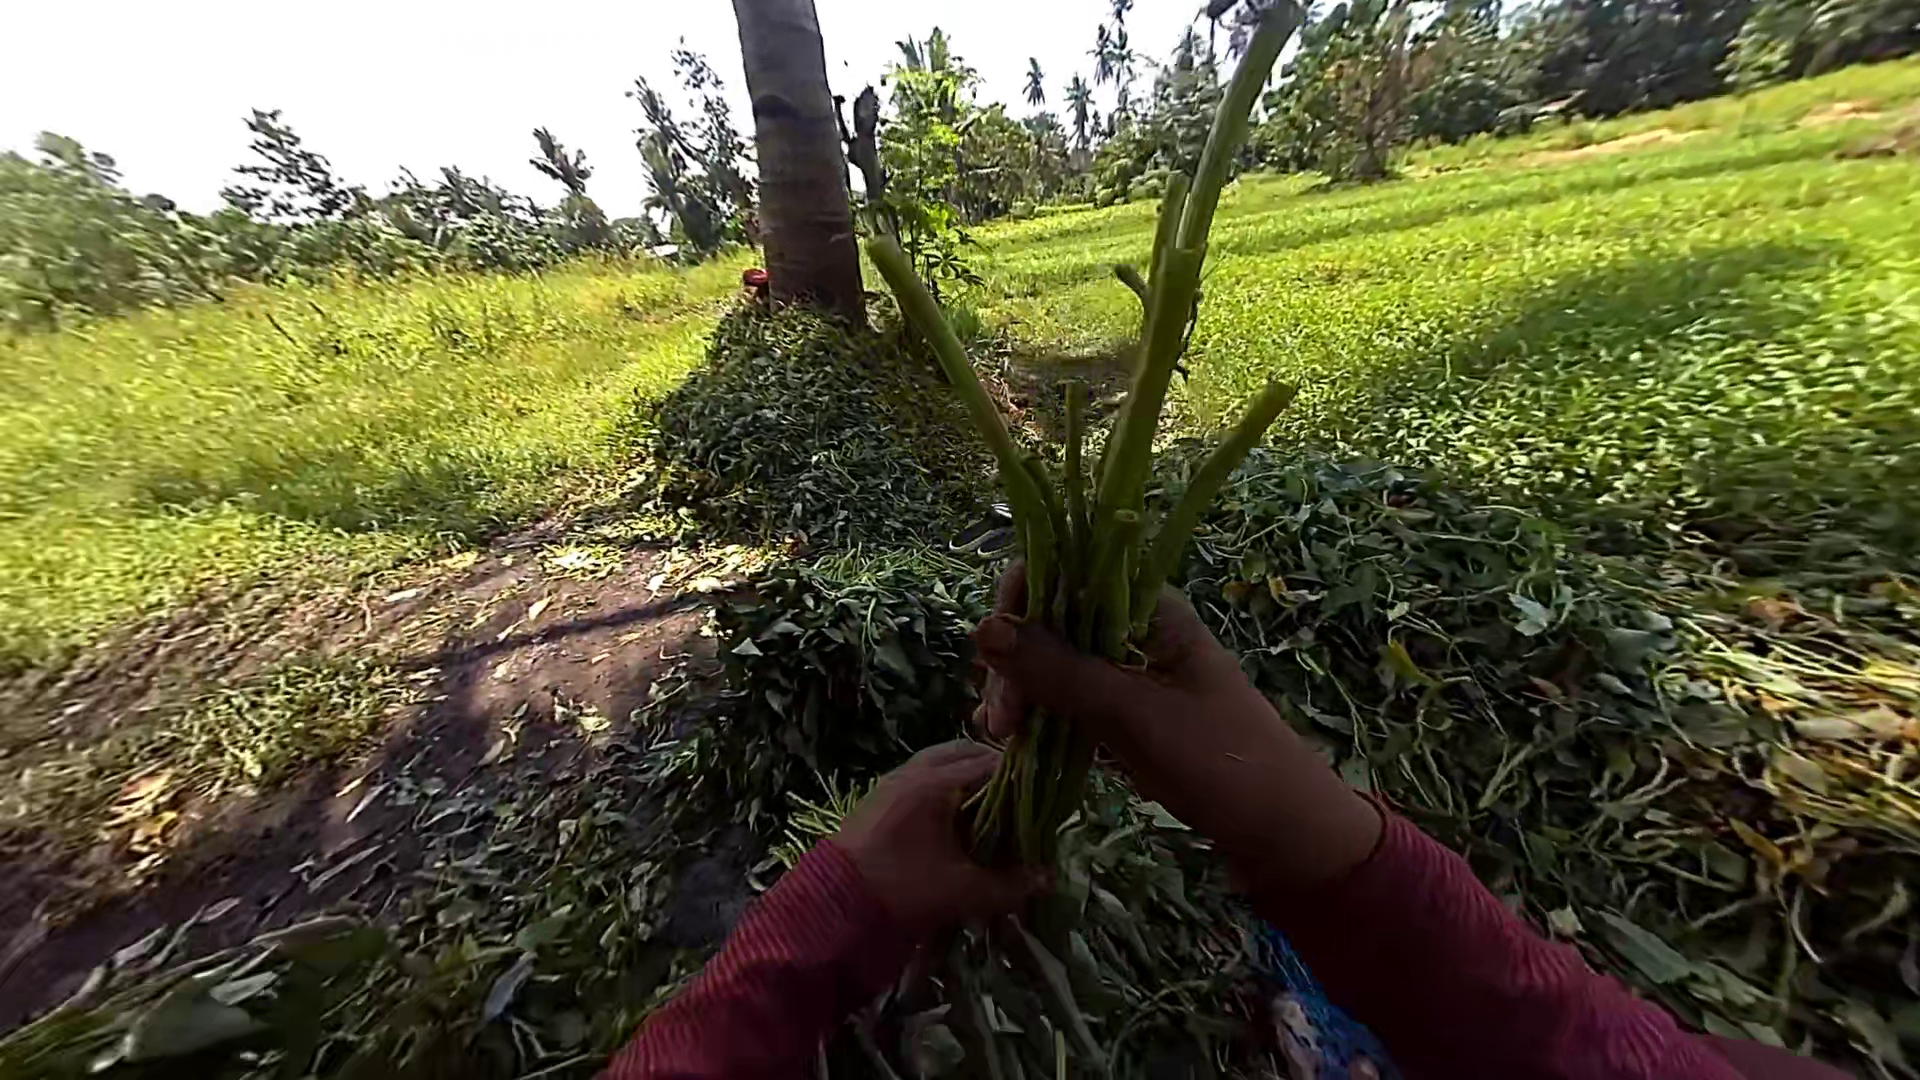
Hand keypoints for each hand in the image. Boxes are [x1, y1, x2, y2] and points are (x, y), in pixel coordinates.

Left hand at [833, 742, 1045, 936]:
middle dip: (994, 766)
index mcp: (938, 782)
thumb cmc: (901, 889)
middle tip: (1019, 792)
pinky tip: (956, 809)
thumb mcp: (960, 890)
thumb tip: (1048, 878)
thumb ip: (1008, 884)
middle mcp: (917, 769)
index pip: (990, 763)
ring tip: (990, 799)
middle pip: (965, 751)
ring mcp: (896, 778)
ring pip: (942, 758)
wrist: (831, 904)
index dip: (1020, 775)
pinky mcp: (884, 793)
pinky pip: (925, 771)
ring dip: (968, 771)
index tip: (1042, 792)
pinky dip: (947, 780)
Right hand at [971, 565, 1381, 885]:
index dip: (1019, 607)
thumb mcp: (1133, 713)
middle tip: (1002, 723)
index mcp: (1147, 605)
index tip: (998, 664)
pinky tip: (1012, 736)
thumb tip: (981, 629)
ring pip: (1049, 657)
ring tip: (1003, 736)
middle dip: (1014, 662)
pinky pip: (1062, 692)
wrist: (1281, 832)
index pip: (1063, 574)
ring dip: (1019, 690)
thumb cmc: (1220, 760)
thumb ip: (1059, 670)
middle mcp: (1130, 624)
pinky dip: (1036, 710)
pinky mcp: (1117, 701)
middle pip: (1048, 618)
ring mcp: (1122, 664)